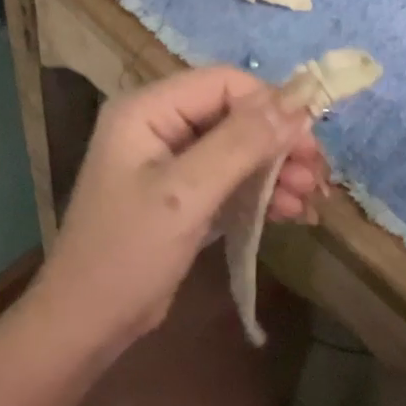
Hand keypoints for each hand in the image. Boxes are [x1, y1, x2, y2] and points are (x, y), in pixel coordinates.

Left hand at [33, 66, 321, 344]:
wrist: (88, 321)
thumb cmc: (129, 253)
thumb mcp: (186, 194)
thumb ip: (240, 143)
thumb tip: (296, 101)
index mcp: (146, 111)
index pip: (223, 83)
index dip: (271, 105)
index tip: (311, 142)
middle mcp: (156, 126)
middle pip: (234, 115)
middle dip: (279, 143)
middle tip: (318, 177)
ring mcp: (168, 164)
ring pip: (236, 150)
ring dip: (276, 171)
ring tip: (310, 202)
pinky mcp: (180, 197)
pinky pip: (228, 180)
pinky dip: (260, 193)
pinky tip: (290, 213)